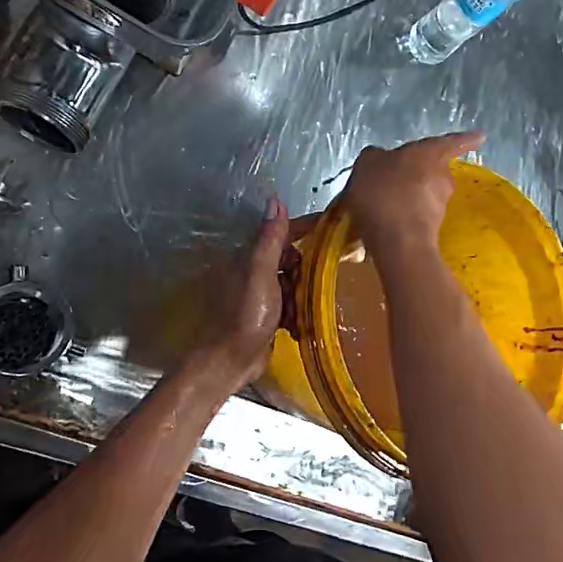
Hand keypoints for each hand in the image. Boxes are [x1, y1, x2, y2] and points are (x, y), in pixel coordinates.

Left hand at [196, 197, 290, 388]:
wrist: (231, 360)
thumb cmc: (246, 316)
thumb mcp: (261, 273)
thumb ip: (270, 239)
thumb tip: (276, 201)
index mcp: (247, 257)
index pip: (281, 232)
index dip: (305, 228)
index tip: (332, 226)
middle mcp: (251, 271)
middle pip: (289, 259)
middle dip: (303, 272)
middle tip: (309, 286)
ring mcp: (258, 294)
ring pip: (292, 283)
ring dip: (300, 296)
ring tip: (300, 312)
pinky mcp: (265, 314)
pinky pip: (289, 304)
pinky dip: (296, 313)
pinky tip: (296, 326)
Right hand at [340, 131, 483, 255]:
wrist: (398, 241)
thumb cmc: (385, 192)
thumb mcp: (368, 164)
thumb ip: (377, 157)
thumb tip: (382, 159)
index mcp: (431, 154)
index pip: (451, 141)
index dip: (465, 138)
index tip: (481, 136)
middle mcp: (443, 177)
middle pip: (434, 170)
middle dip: (420, 173)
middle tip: (398, 176)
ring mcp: (440, 205)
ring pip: (424, 194)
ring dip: (409, 196)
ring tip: (383, 201)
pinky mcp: (432, 229)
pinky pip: (415, 215)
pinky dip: (403, 215)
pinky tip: (383, 220)